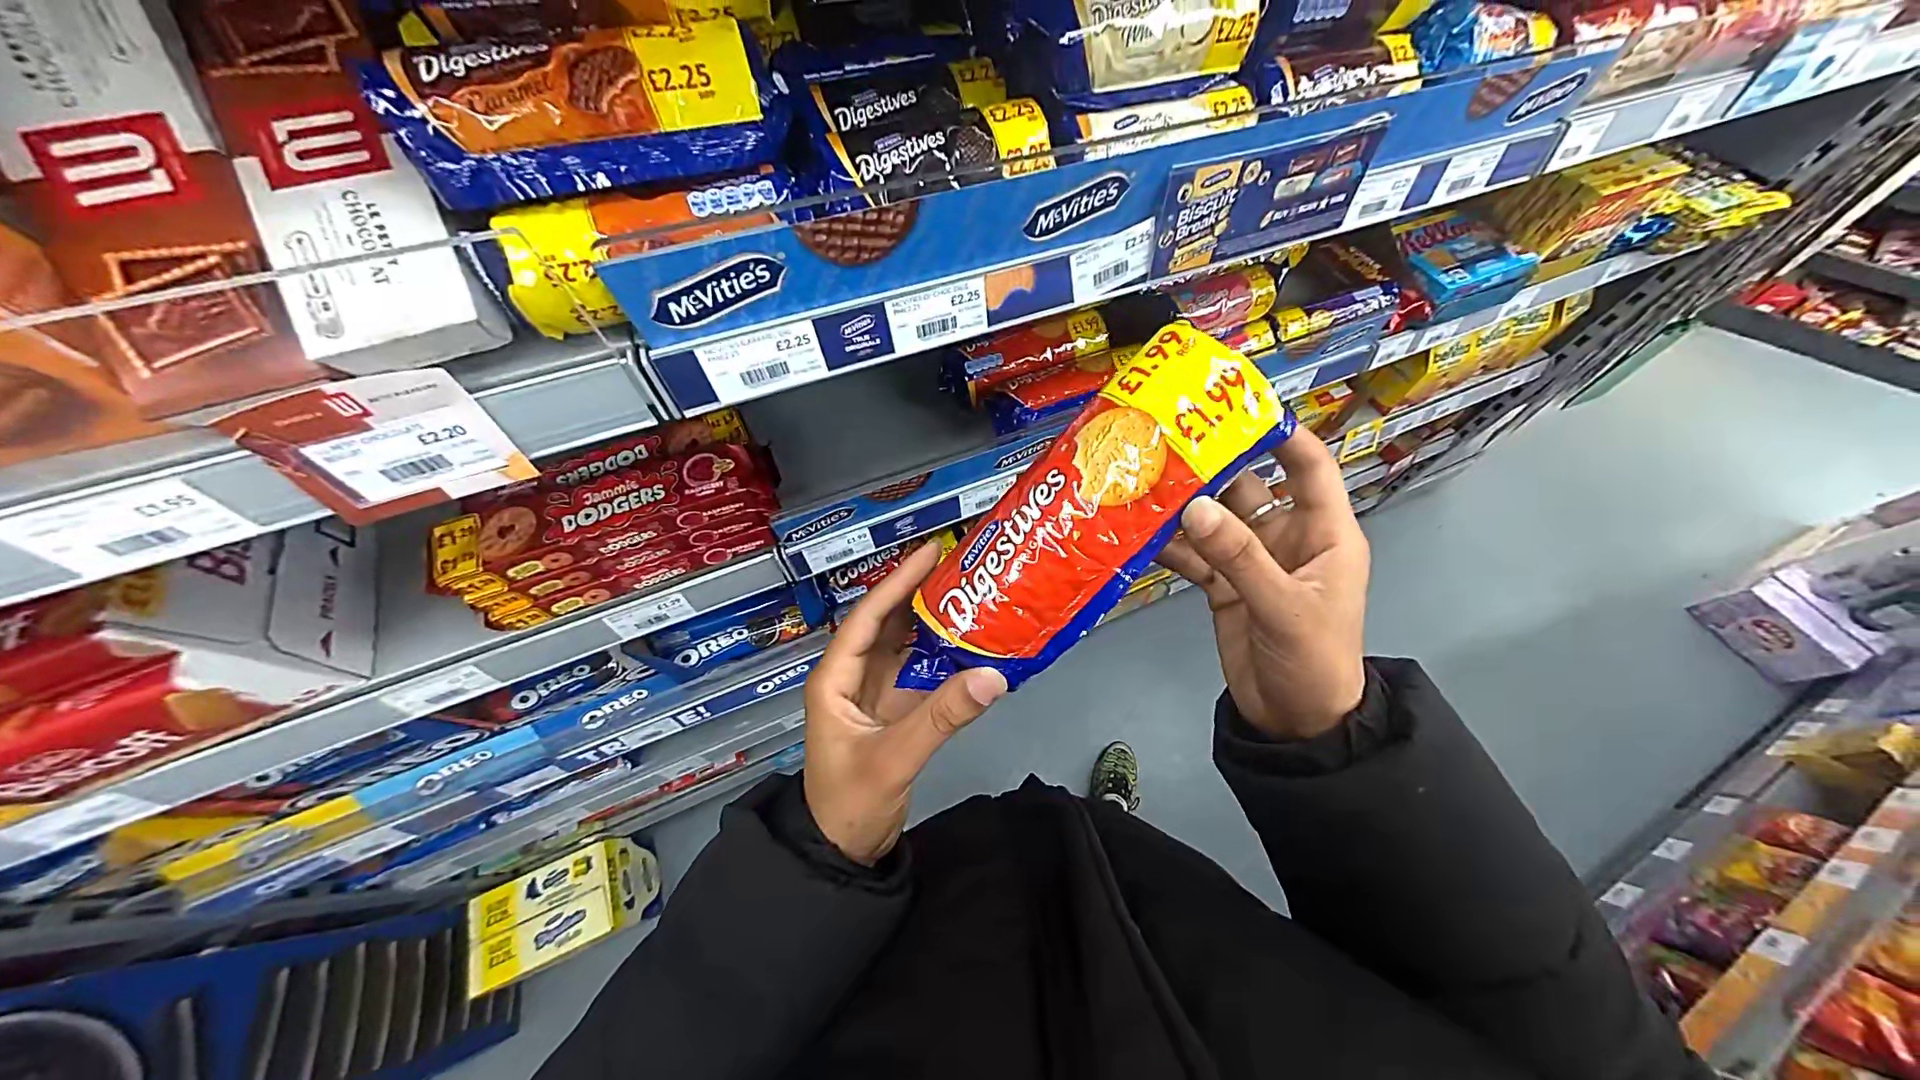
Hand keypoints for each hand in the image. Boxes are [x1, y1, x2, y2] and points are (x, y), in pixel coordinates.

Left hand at [802, 542, 1007, 864]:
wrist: (842, 851)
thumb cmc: (850, 804)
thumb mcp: (895, 758)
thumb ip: (942, 717)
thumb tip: (993, 676)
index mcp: (835, 679)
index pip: (867, 618)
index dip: (898, 582)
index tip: (930, 552)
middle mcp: (852, 676)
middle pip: (885, 622)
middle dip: (916, 590)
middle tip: (956, 561)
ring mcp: (873, 692)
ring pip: (902, 643)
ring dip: (930, 618)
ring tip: (967, 589)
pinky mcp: (892, 708)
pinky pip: (917, 669)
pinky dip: (940, 653)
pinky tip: (967, 640)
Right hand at [1157, 428, 1369, 740]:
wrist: (1295, 720)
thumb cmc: (1315, 661)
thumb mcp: (1284, 607)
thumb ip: (1239, 556)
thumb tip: (1192, 506)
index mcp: (1322, 532)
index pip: (1308, 467)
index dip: (1281, 434)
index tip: (1238, 408)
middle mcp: (1284, 538)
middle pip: (1247, 488)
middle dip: (1210, 469)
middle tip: (1165, 445)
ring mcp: (1250, 561)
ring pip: (1213, 522)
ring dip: (1183, 508)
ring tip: (1141, 485)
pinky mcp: (1223, 585)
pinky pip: (1195, 556)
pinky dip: (1170, 547)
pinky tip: (1139, 535)